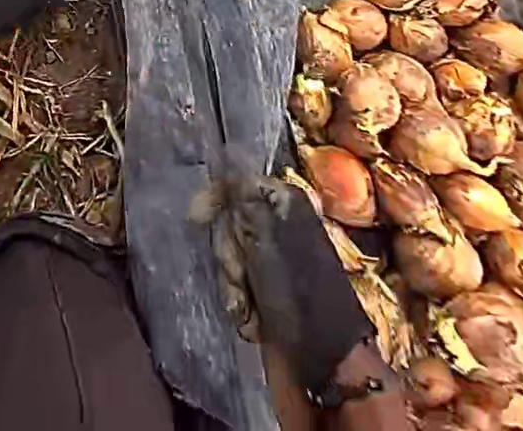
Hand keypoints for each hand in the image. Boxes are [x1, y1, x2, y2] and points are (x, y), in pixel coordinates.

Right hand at [206, 170, 404, 429]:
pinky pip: (238, 282)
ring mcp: (273, 258)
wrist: (326, 362)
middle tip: (240, 278)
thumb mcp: (266, 242)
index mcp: (284, 204)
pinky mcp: (268, 287)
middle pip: (228, 221)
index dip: (216, 199)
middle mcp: (279, 225)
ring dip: (233, 286)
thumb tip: (227, 161)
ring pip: (230, 255)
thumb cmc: (298, 295)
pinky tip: (252, 321)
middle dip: (228, 256)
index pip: (238, 183)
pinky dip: (241, 302)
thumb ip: (243, 200)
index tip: (196, 216)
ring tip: (247, 309)